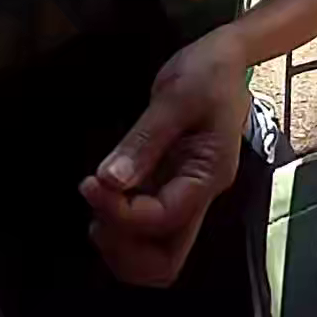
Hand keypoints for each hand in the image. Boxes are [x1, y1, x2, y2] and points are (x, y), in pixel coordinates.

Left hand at [79, 26, 250, 287]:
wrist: (226, 54)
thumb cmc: (209, 70)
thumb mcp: (177, 95)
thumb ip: (145, 139)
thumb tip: (110, 181)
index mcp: (210, 173)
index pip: (162, 219)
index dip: (121, 212)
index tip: (91, 183)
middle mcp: (201, 192)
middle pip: (165, 261)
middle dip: (123, 250)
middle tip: (96, 212)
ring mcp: (188, 190)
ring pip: (155, 251)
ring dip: (121, 241)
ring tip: (99, 202)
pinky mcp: (174, 181)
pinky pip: (148, 224)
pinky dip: (122, 222)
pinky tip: (108, 193)